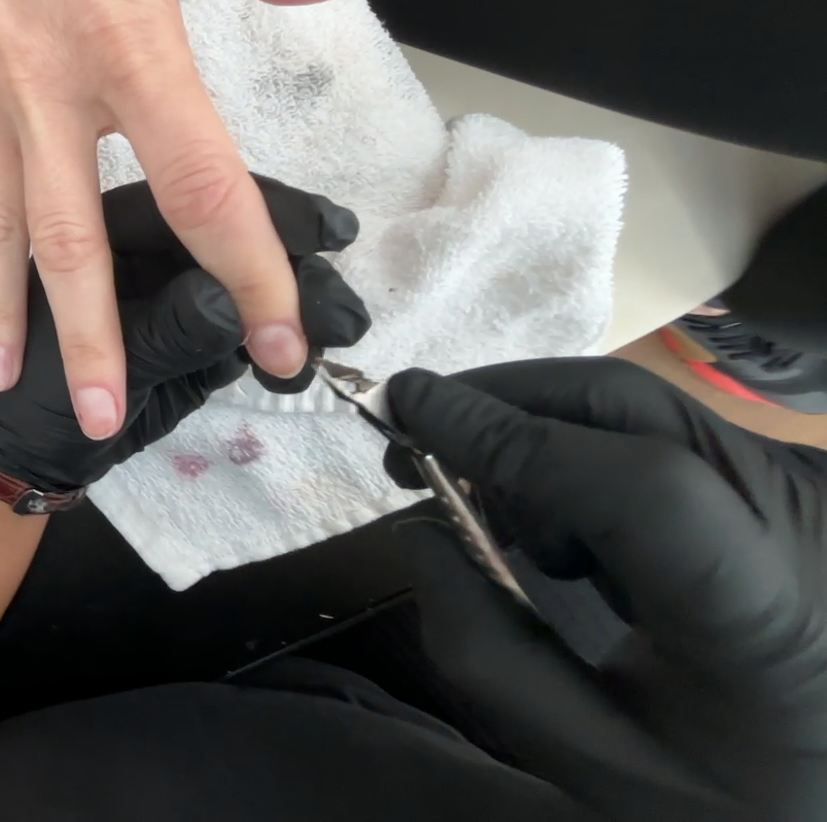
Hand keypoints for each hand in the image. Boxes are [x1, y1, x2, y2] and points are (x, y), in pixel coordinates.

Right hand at [385, 359, 826, 821]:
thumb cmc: (728, 792)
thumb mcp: (587, 752)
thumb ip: (477, 640)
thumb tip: (413, 528)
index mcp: (768, 623)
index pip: (634, 487)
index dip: (501, 432)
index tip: (399, 407)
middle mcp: (812, 532)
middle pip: (622, 405)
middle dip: (492, 403)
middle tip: (416, 441)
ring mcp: (813, 495)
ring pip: (629, 404)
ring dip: (527, 430)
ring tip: (501, 514)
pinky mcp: (794, 480)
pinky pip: (650, 427)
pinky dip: (572, 447)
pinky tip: (568, 526)